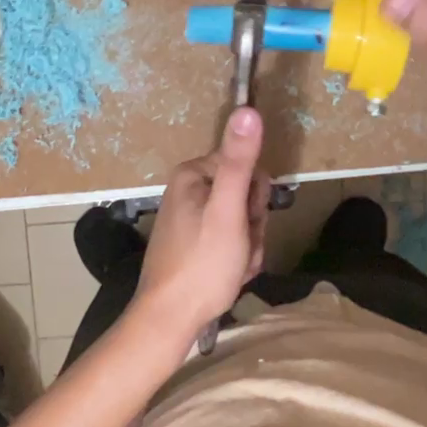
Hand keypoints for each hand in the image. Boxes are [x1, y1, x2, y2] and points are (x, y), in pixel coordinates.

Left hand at [131, 108, 268, 336]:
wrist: (170, 317)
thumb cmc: (201, 264)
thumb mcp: (228, 211)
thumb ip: (240, 162)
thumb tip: (247, 109)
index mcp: (191, 175)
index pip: (248, 170)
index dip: (255, 202)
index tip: (245, 224)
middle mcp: (187, 191)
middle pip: (245, 197)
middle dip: (252, 228)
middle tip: (239, 251)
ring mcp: (189, 220)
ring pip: (242, 224)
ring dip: (247, 248)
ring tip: (233, 267)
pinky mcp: (192, 245)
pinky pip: (229, 243)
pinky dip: (235, 260)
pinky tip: (227, 276)